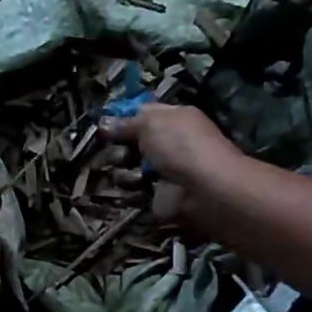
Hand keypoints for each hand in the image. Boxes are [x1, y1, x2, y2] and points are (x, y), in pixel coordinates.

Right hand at [99, 103, 249, 223]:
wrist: (206, 190)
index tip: (105, 126)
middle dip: (118, 149)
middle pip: (127, 144)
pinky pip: (132, 193)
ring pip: (125, 169)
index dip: (122, 119)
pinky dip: (134, 193)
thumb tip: (104, 123)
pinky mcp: (157, 197)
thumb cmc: (181, 146)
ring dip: (126, 173)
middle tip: (123, 154)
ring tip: (141, 177)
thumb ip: (126, 123)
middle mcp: (166, 144)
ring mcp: (161, 172)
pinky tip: (143, 191)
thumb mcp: (151, 122)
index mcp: (171, 119)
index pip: (140, 114)